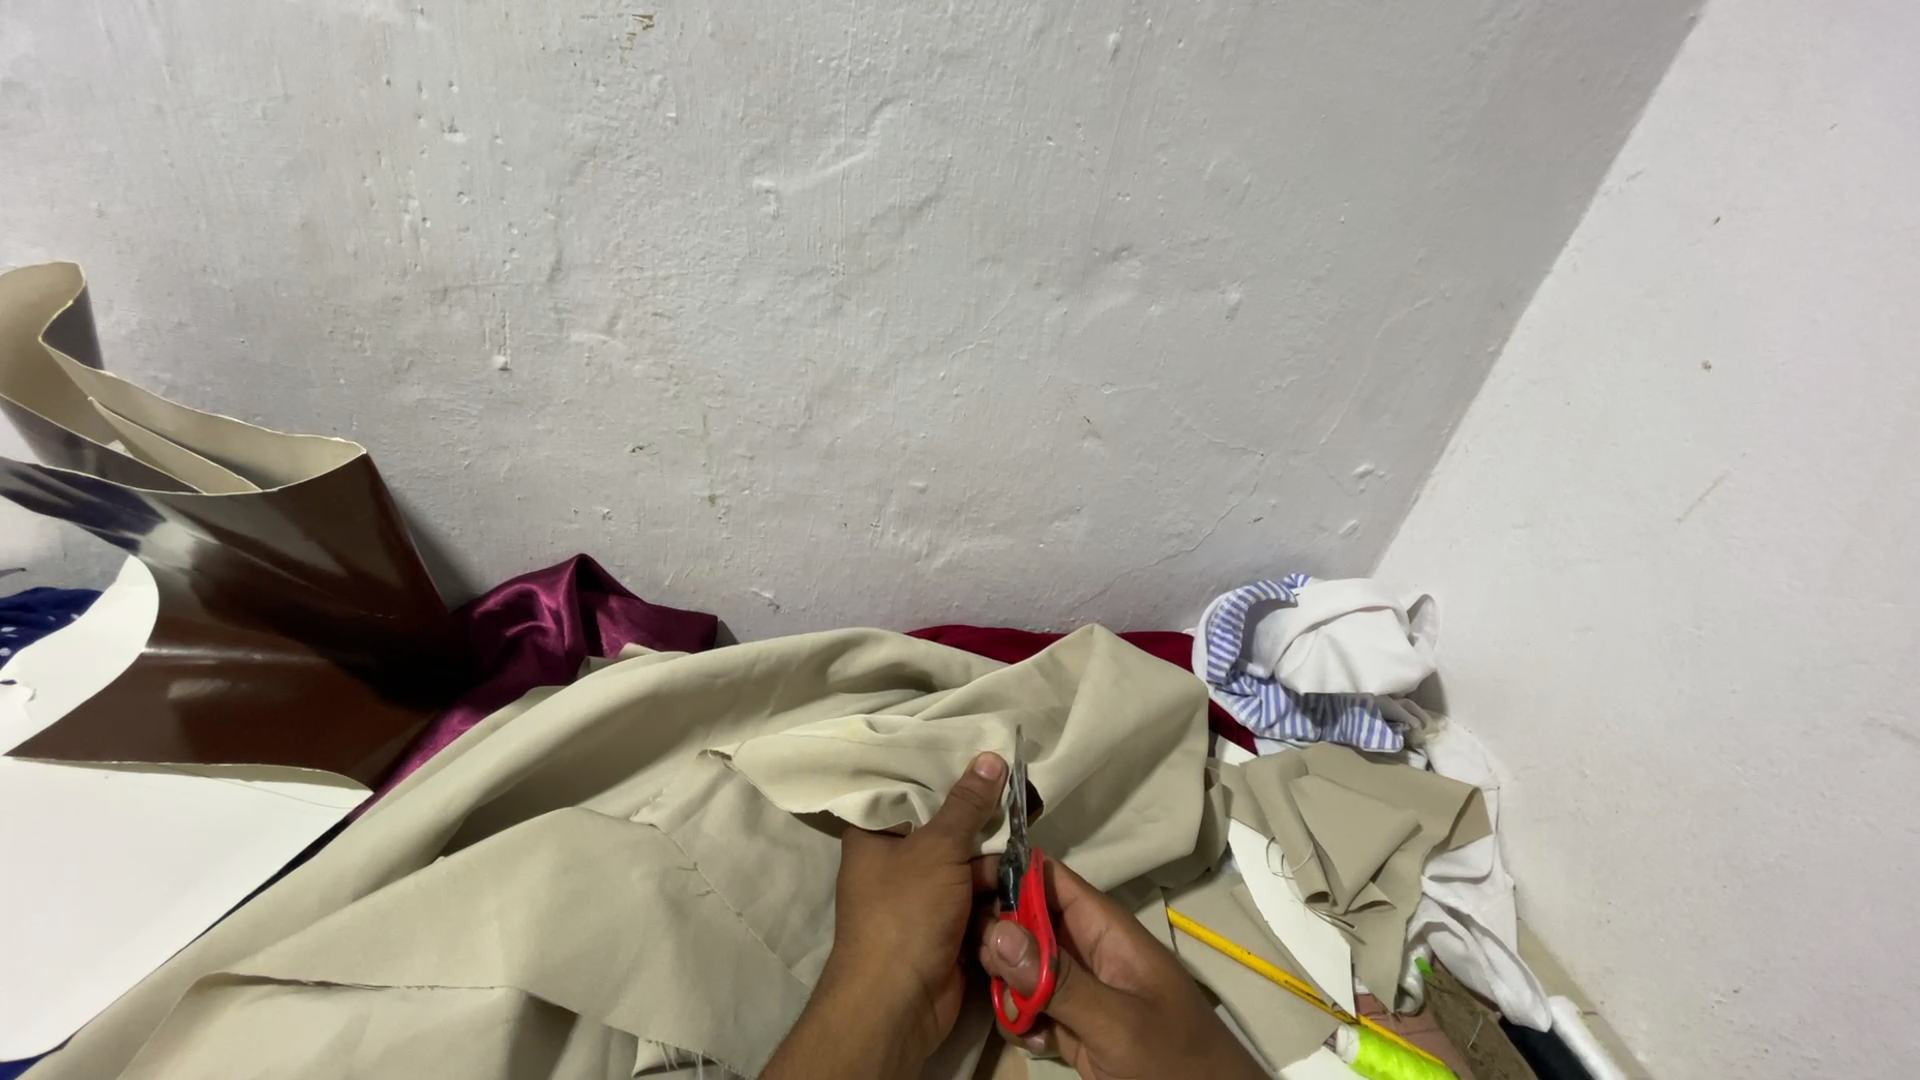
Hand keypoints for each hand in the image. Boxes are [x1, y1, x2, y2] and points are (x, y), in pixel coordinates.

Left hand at [764, 751, 1006, 1079]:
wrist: (900, 1003)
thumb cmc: (905, 911)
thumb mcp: (938, 847)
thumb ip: (968, 804)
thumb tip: (992, 756)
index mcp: (873, 836)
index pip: (907, 792)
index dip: (941, 773)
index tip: (977, 753)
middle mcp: (893, 863)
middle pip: (943, 828)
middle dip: (980, 820)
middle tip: (1017, 791)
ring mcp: (921, 898)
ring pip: (965, 864)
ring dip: (994, 860)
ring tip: (1029, 835)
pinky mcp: (945, 927)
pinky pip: (975, 897)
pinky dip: (996, 891)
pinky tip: (1026, 871)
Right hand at [978, 858, 1267, 1079]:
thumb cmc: (1177, 1064)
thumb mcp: (1119, 1024)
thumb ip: (1058, 979)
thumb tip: (996, 929)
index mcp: (1106, 929)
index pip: (1050, 879)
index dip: (1009, 875)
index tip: (964, 887)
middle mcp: (1089, 951)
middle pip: (1030, 922)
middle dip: (999, 936)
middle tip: (973, 960)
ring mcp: (1083, 992)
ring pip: (1026, 967)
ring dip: (1007, 984)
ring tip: (1004, 1006)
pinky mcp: (1078, 1029)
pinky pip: (1035, 1008)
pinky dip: (1023, 1020)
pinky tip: (1030, 1039)